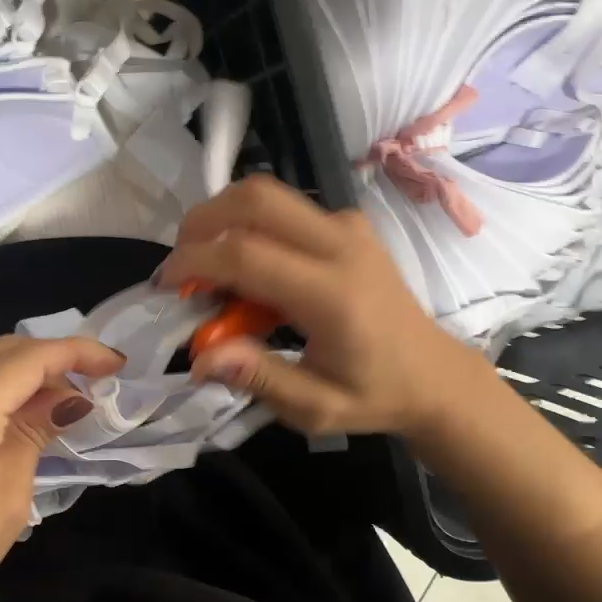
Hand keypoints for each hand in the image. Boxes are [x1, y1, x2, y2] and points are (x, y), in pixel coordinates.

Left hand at [0, 333, 123, 601]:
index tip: (113, 365)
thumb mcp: (8, 502)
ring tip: (37, 394)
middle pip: (2, 347)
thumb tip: (65, 398)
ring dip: (11, 358)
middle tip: (82, 392)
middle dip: (50, 359)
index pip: (29, 358)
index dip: (77, 353)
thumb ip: (34, 434)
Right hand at [157, 176, 491, 437]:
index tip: (165, 285)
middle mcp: (342, 247)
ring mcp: (349, 228)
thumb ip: (258, 378)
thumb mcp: (314, 407)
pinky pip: (286, 207)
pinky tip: (245, 267)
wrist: (436, 375)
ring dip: (223, 218)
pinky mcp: (349, 225)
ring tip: (206, 264)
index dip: (195, 262)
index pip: (247, 255)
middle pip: (256, 199)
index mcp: (333, 295)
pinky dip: (249, 224)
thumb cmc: (373, 395)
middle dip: (202, 222)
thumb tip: (201, 357)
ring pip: (268, 194)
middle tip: (180, 263)